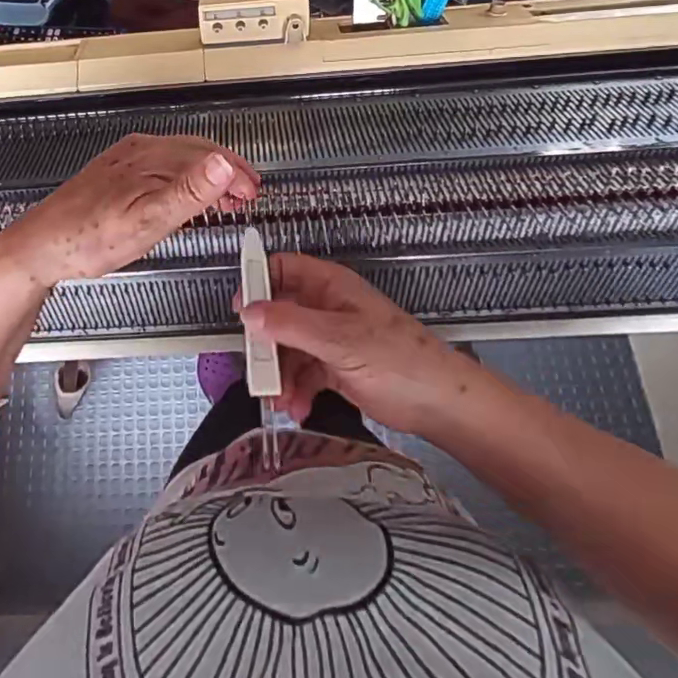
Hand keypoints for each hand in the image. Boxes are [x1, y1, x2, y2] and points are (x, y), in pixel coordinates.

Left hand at [0, 134, 259, 286]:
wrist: (38, 248)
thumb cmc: (85, 239)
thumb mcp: (147, 220)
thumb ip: (190, 192)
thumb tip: (224, 165)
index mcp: (150, 158)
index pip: (209, 156)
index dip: (236, 174)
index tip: (252, 192)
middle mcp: (138, 153)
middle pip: (196, 153)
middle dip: (226, 172)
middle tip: (246, 193)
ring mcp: (125, 162)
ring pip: (179, 159)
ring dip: (207, 175)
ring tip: (223, 196)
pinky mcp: (115, 176)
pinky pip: (160, 167)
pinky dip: (184, 179)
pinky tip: (182, 194)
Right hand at [241, 253, 478, 434]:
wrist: (438, 402)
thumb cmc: (398, 359)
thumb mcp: (340, 340)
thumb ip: (292, 324)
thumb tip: (248, 312)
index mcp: (330, 286)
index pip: (283, 269)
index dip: (258, 283)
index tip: (240, 310)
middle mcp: (327, 308)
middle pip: (279, 314)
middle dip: (267, 344)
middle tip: (259, 369)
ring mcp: (331, 339)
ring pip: (288, 349)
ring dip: (281, 375)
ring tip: (282, 400)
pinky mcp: (336, 367)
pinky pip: (303, 374)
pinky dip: (296, 391)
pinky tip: (298, 408)